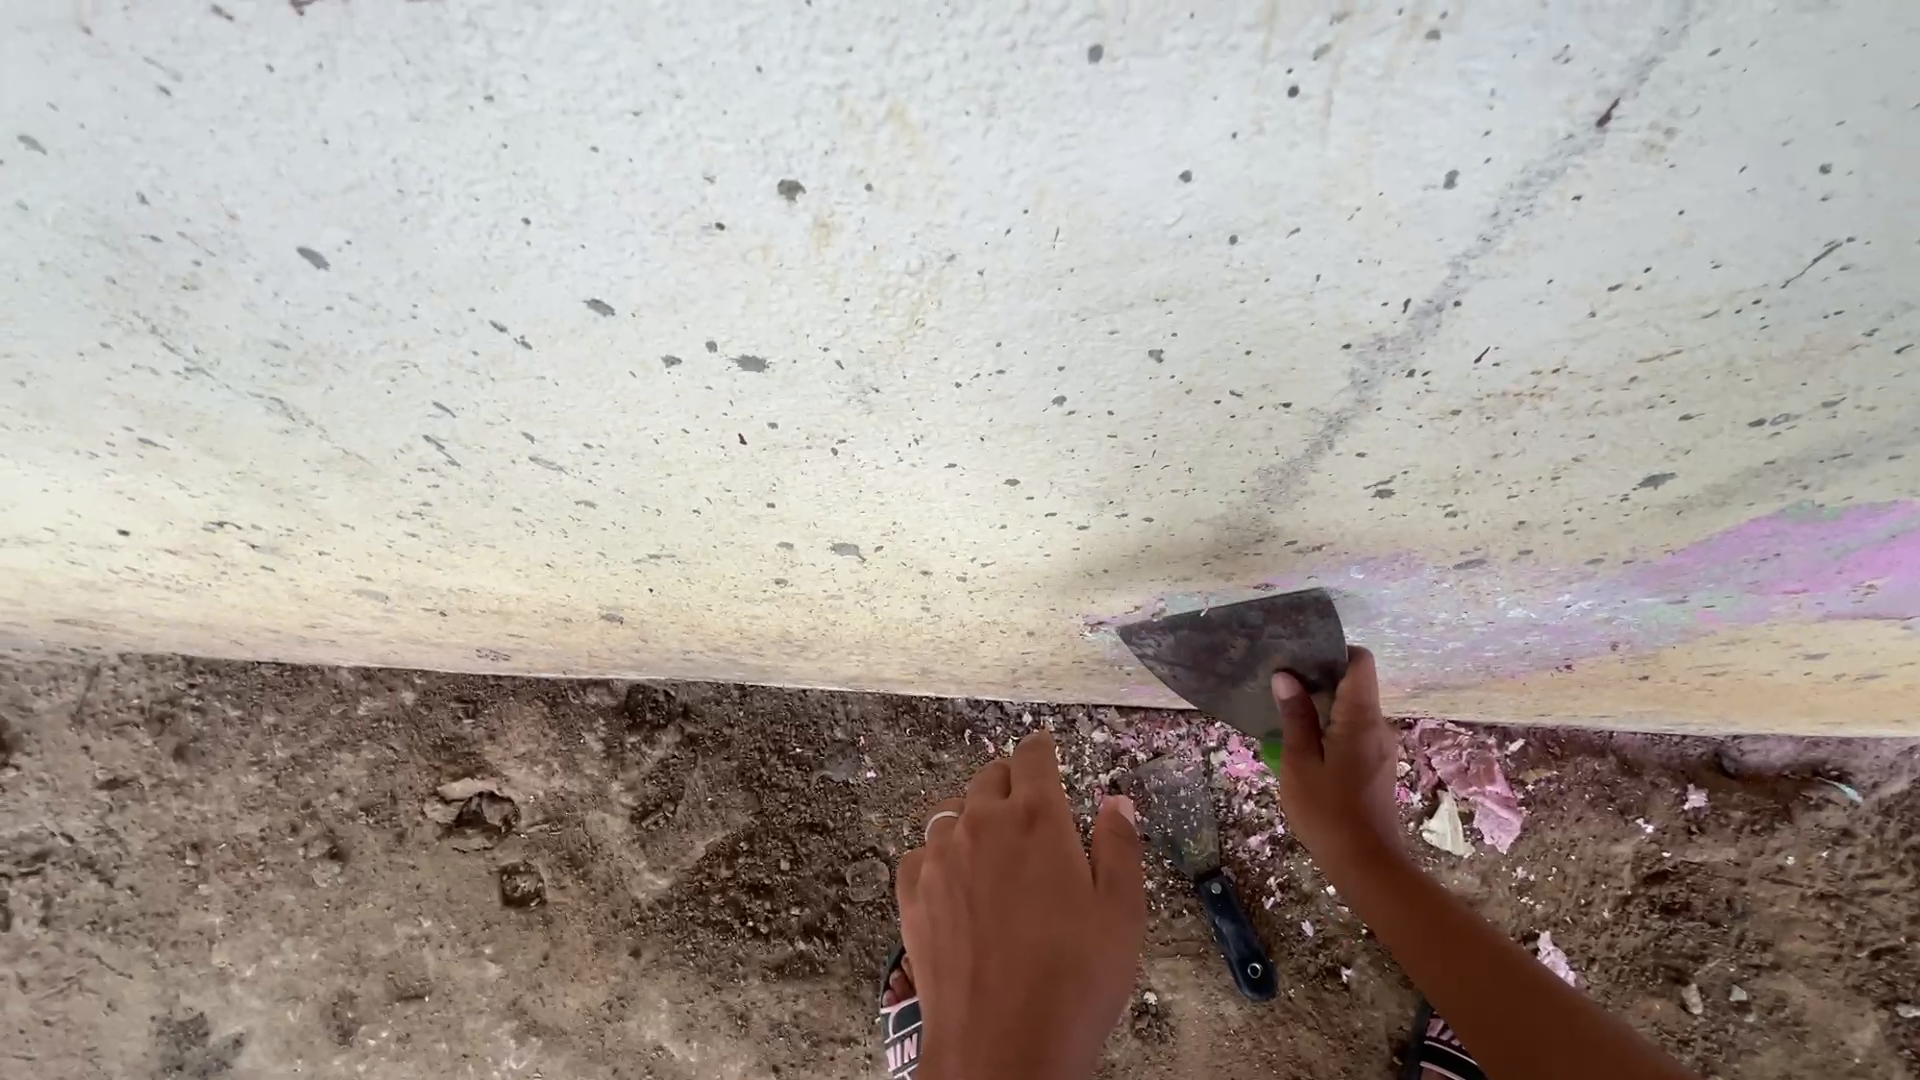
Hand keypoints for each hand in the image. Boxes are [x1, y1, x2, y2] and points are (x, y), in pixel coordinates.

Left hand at [896, 731, 1146, 1079]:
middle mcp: (983, 823)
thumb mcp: (1121, 913)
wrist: (1002, 1047)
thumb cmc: (1072, 982)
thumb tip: (1117, 804)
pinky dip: (939, 855)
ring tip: (994, 848)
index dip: (1041, 748)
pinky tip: (957, 883)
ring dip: (974, 816)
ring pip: (954, 811)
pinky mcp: (913, 891)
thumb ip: (1119, 846)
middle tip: (1027, 805)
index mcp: (1038, 818)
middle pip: (990, 776)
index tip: (1044, 749)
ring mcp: (941, 856)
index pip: (1033, 755)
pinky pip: (922, 852)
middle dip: (1011, 781)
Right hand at [1272, 646, 1406, 879]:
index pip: (1360, 663)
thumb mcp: (1300, 762)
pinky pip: (1355, 730)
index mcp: (1361, 719)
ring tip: (1286, 711)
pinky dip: (1331, 726)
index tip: (1300, 658)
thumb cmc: (1327, 812)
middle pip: (1355, 684)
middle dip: (1320, 678)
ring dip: (1323, 705)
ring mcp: (1382, 747)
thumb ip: (1295, 717)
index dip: (1333, 652)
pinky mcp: (1378, 764)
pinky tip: (1305, 742)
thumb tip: (1286, 677)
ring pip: (1353, 709)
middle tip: (1280, 683)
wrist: (1367, 864)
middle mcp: (1379, 726)